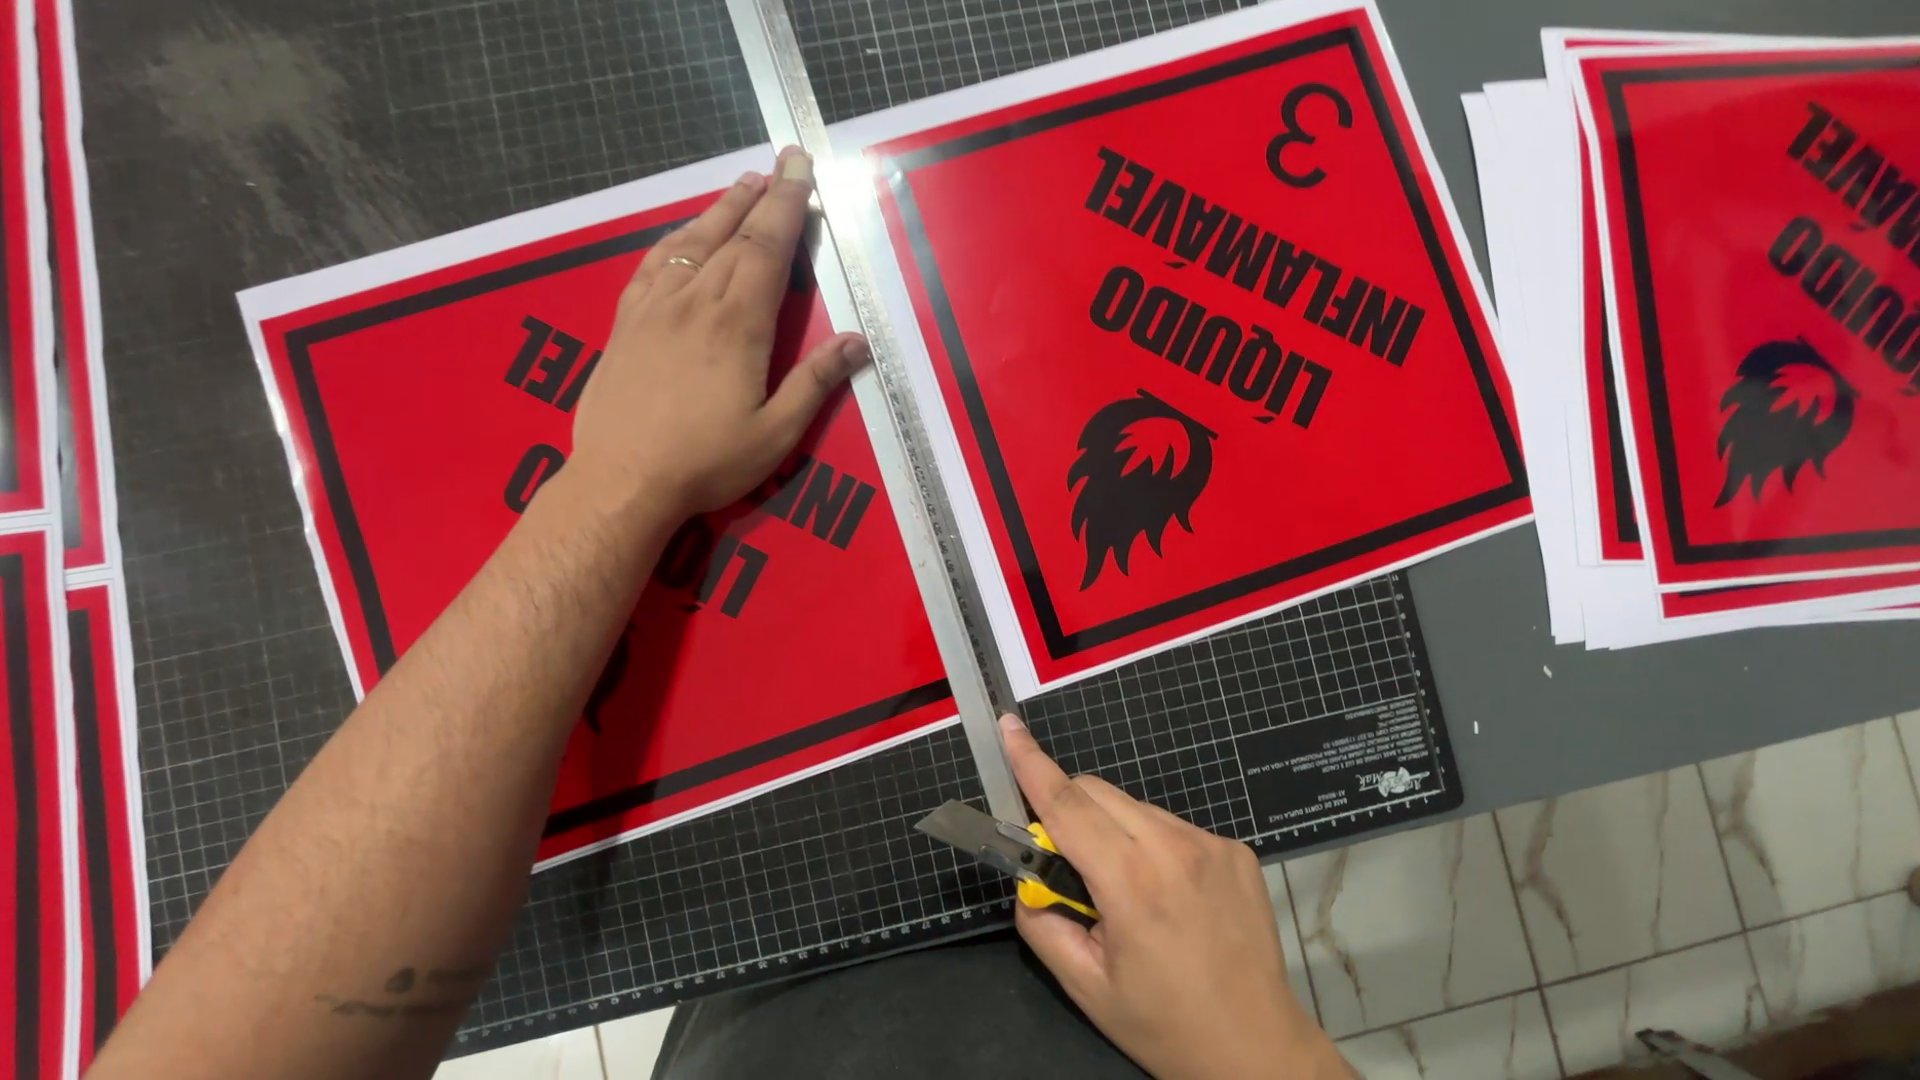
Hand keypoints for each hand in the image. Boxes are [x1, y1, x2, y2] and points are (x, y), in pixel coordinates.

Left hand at [570, 147, 870, 519]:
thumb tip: (856, 341)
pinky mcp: (626, 322)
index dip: (788, 206)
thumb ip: (815, 383)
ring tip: (742, 185)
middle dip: (762, 196)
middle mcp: (695, 302)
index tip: (801, 169)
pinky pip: (652, 264)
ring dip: (720, 209)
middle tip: (781, 165)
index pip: (767, 248)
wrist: (622, 480)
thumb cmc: (707, 462)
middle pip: (732, 234)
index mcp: (738, 325)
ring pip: (691, 241)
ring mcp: (655, 308)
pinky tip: (683, 234)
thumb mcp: (776, 433)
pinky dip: (675, 239)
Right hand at [1001, 715, 1351, 1079]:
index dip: (1031, 763)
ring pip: (1134, 806)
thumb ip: (1040, 920)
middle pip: (1096, 792)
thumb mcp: (1083, 984)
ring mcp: (1211, 844)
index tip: (1009, 728)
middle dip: (1066, 810)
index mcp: (1130, 883)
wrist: (1257, 1051)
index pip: (1066, 805)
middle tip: (1068, 866)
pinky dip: (1151, 843)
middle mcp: (1174, 848)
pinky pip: (1171, 825)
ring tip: (1127, 889)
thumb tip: (1028, 875)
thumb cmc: (1163, 1024)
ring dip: (1111, 829)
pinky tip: (1167, 893)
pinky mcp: (1235, 850)